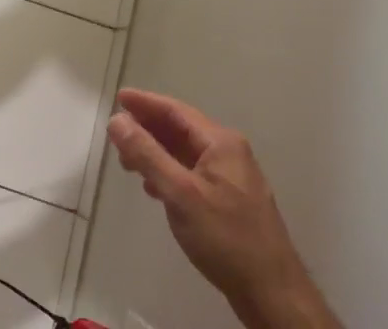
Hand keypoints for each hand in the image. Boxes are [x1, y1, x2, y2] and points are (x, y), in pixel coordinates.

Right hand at [107, 89, 339, 328]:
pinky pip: (193, 174)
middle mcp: (230, 153)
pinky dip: (170, 172)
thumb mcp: (179, 193)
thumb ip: (147, 154)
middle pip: (181, 130)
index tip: (118, 98)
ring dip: (156, 152)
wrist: (271, 290)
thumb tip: (117, 120)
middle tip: (116, 135)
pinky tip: (154, 188)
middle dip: (148, 129)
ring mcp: (233, 178)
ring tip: (128, 162)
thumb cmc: (224, 236)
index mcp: (221, 143)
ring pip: (186, 153)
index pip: (176, 111)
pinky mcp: (231, 200)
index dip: (145, 103)